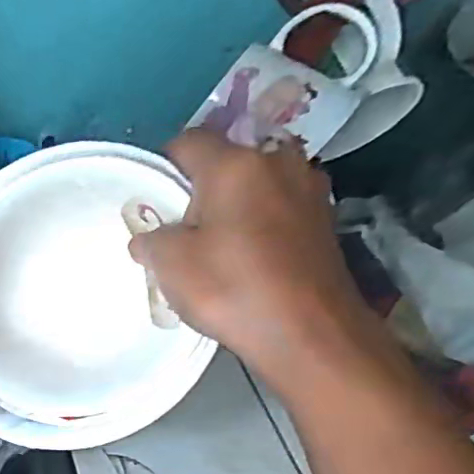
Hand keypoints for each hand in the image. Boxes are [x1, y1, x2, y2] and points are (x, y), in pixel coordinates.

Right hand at [129, 130, 373, 360]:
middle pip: (229, 161)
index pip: (189, 141)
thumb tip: (147, 238)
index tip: (156, 197)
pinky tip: (255, 257)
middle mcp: (278, 162)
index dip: (166, 164)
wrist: (308, 332)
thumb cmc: (232, 288)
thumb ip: (152, 241)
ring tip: (223, 243)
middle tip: (187, 227)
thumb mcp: (170, 266)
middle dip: (205, 187)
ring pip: (259, 184)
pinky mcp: (326, 220)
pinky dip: (265, 223)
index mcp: (235, 164)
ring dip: (238, 204)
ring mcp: (309, 189)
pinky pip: (282, 208)